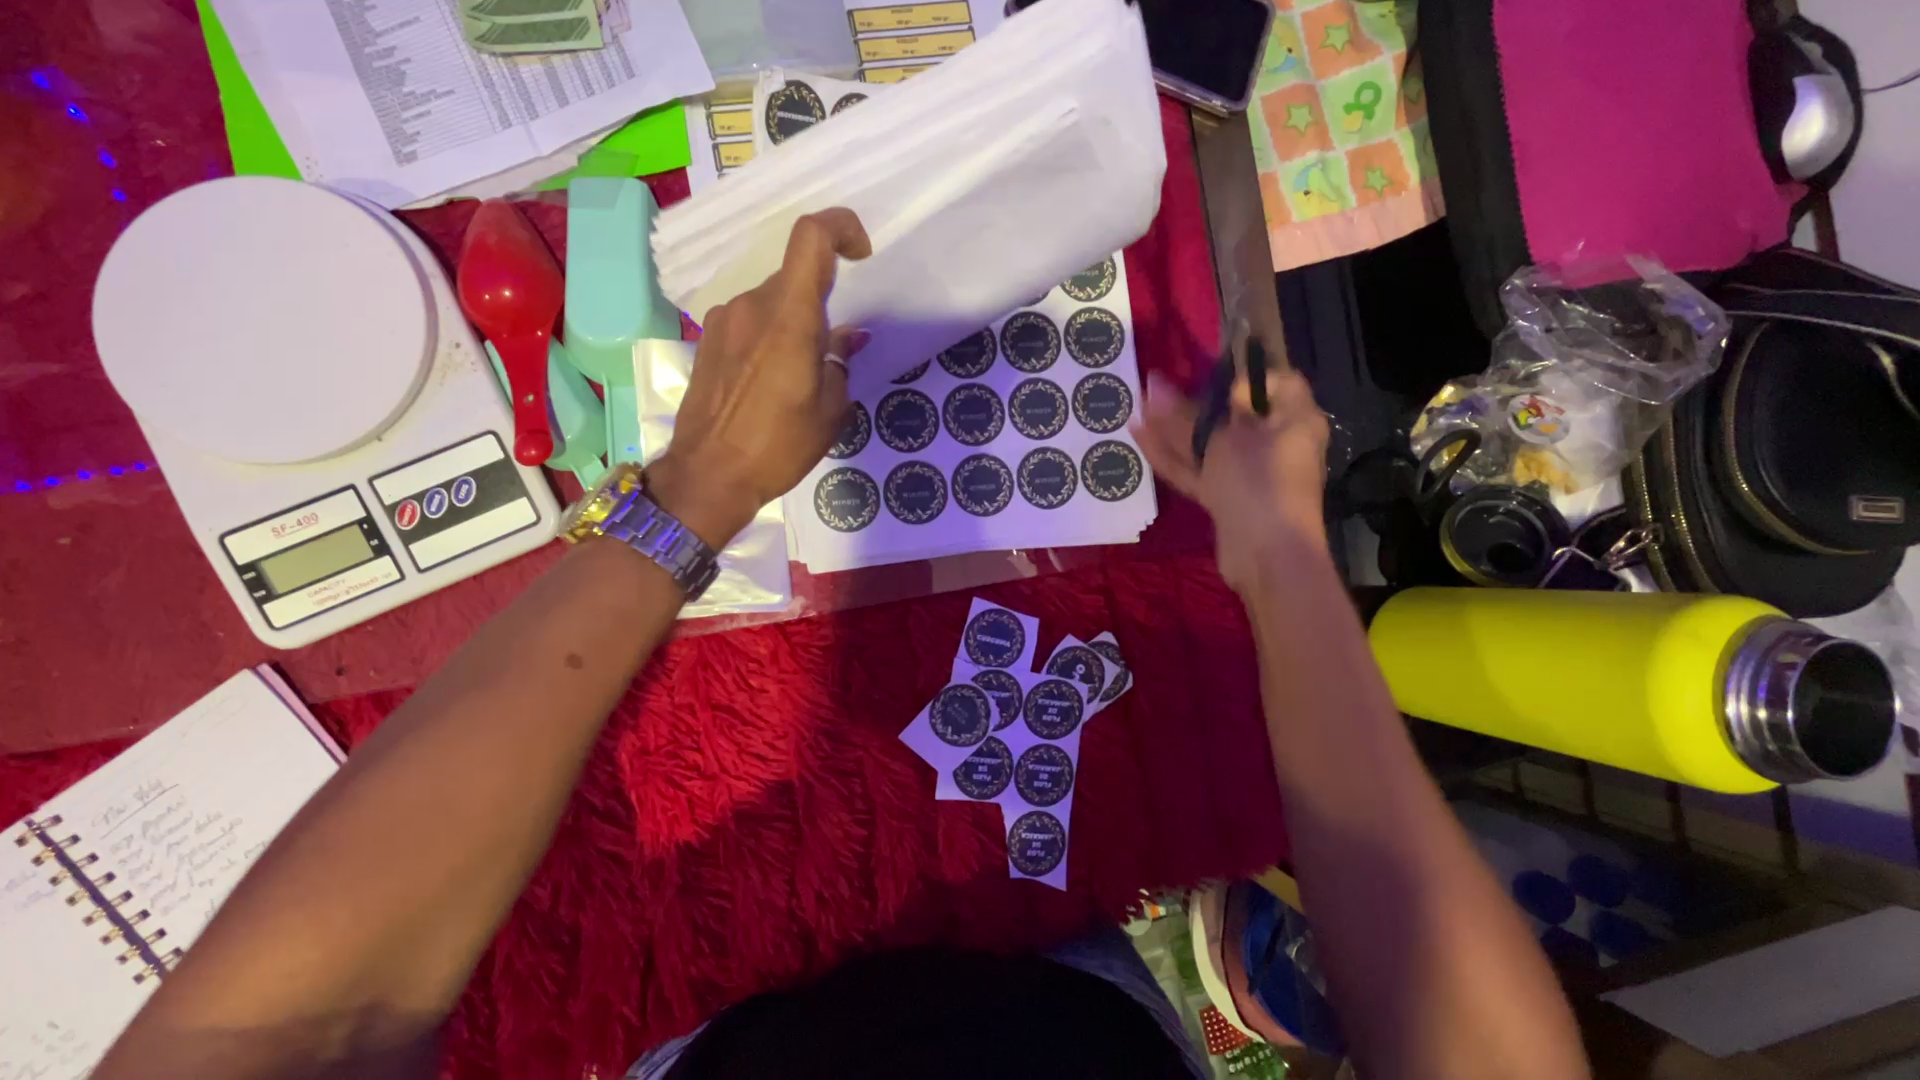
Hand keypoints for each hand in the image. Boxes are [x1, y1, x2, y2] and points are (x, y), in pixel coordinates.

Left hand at [648, 209, 872, 547]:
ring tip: (797, 377)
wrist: (708, 475)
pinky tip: (769, 382)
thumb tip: (846, 338)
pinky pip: (749, 322)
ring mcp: (724, 320)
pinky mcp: (707, 339)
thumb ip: (840, 362)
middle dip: (820, 304)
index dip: (841, 227)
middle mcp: (752, 305)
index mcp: (788, 317)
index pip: (811, 237)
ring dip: (792, 324)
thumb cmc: (778, 447)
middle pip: (794, 277)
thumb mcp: (829, 410)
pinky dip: (768, 337)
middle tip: (830, 355)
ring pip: (771, 302)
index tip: (860, 253)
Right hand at [1132, 364, 1330, 594]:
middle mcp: (1277, 442)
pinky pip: (1200, 470)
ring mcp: (1250, 474)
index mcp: (1295, 418)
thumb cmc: (1258, 481)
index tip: (1213, 381)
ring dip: (1176, 429)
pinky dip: (1173, 456)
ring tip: (1138, 406)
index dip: (1245, 378)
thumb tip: (1152, 384)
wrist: (1267, 555)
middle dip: (1195, 403)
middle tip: (1161, 390)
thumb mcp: (1220, 440)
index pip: (1278, 383)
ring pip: (1210, 444)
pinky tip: (1140, 435)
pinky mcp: (1228, 499)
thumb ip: (1183, 414)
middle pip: (1235, 415)